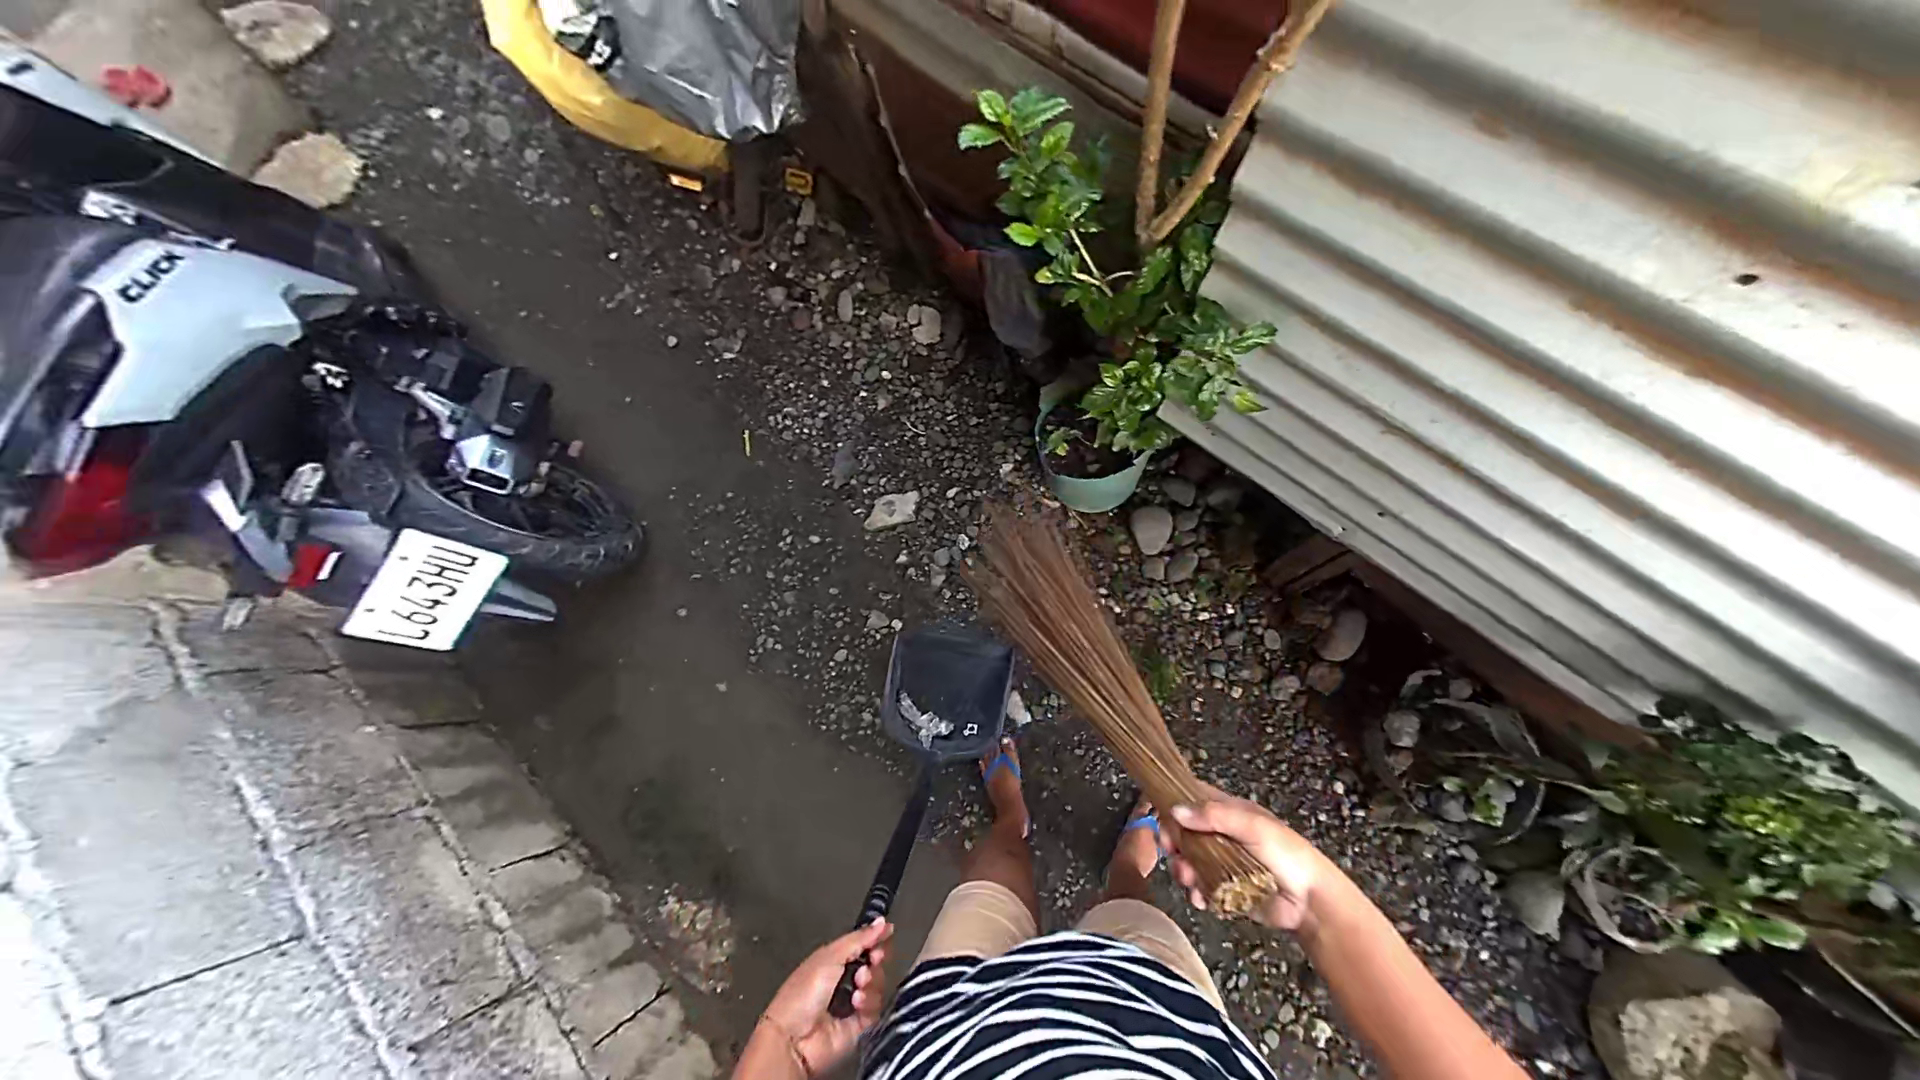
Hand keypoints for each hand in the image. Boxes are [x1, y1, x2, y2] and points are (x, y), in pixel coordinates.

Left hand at [754, 919, 893, 1076]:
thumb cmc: (804, 992)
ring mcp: (852, 1003)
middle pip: (873, 963)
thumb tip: (883, 922)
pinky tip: (857, 1002)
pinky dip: (869, 1002)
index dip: (875, 938)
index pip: (862, 944)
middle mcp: (844, 979)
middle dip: (876, 957)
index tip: (887, 932)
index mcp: (833, 959)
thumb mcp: (829, 956)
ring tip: (859, 983)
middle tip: (874, 958)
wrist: (793, 1040)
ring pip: (877, 984)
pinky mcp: (859, 1025)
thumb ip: (859, 939)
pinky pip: (875, 1008)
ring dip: (872, 980)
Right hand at [1165, 794, 1333, 933]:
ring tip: (1189, 880)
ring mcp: (1221, 863)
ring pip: (1187, 861)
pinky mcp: (1224, 890)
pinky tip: (1200, 898)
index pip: (1192, 800)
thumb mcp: (1252, 825)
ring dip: (1182, 869)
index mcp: (1228, 812)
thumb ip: (1214, 815)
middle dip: (1174, 843)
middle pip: (1184, 832)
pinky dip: (1195, 892)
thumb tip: (1175, 811)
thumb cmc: (1286, 854)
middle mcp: (1221, 835)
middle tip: (1172, 852)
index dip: (1174, 806)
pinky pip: (1199, 888)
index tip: (1163, 819)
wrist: (1312, 902)